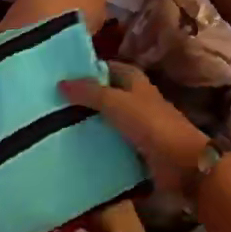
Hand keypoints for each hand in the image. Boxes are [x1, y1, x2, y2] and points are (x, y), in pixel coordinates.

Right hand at [61, 62, 209, 194]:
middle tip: (49, 108)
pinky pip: (109, 144)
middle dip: (81, 101)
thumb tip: (61, 82)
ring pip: (104, 120)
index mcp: (133, 80)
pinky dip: (94, 146)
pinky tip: (72, 152)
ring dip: (86, 125)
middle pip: (103, 95)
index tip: (57, 79)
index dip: (85, 71)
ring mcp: (134, 124)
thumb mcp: (117, 103)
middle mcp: (134, 98)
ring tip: (52, 131)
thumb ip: (90, 93)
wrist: (180, 163)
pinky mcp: (134, 149)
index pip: (105, 68)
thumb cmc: (150, 124)